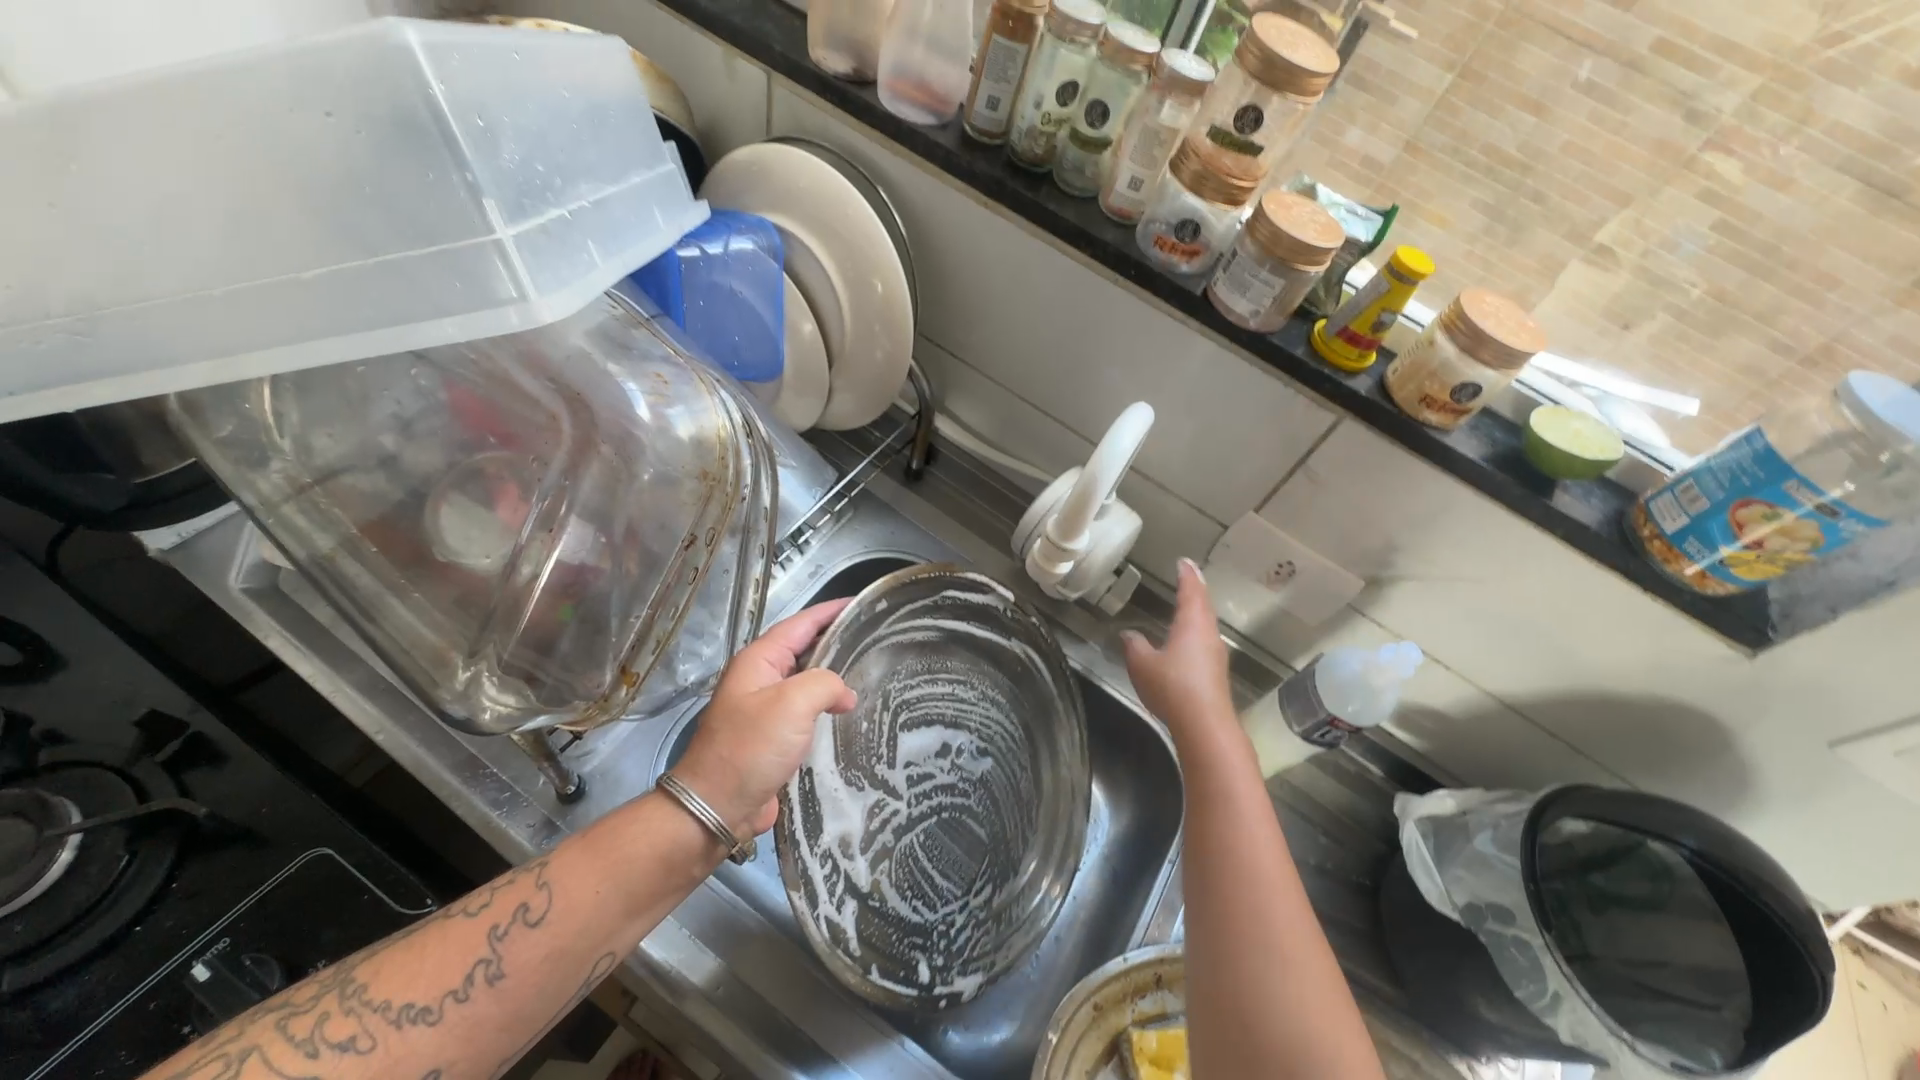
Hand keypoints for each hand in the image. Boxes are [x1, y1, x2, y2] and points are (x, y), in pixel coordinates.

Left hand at [672, 600, 857, 837]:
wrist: (717, 806)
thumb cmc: (750, 748)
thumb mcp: (793, 703)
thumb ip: (826, 683)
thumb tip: (844, 695)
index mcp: (759, 661)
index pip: (801, 623)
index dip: (830, 611)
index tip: (862, 603)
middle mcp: (761, 679)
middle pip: (804, 649)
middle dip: (836, 641)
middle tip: (875, 638)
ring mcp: (765, 710)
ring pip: (806, 682)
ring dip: (834, 677)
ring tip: (870, 673)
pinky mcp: (773, 738)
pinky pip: (806, 712)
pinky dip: (827, 708)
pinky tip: (849, 715)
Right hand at [1121, 559, 1235, 743]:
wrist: (1204, 723)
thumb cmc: (1172, 686)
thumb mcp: (1142, 664)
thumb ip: (1135, 646)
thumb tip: (1129, 633)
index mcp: (1192, 623)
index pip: (1191, 591)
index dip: (1187, 575)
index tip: (1184, 562)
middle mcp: (1208, 634)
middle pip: (1204, 605)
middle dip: (1196, 590)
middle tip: (1189, 577)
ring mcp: (1216, 654)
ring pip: (1207, 624)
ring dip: (1199, 611)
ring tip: (1189, 605)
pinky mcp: (1216, 673)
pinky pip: (1206, 641)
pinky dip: (1198, 631)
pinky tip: (1189, 639)